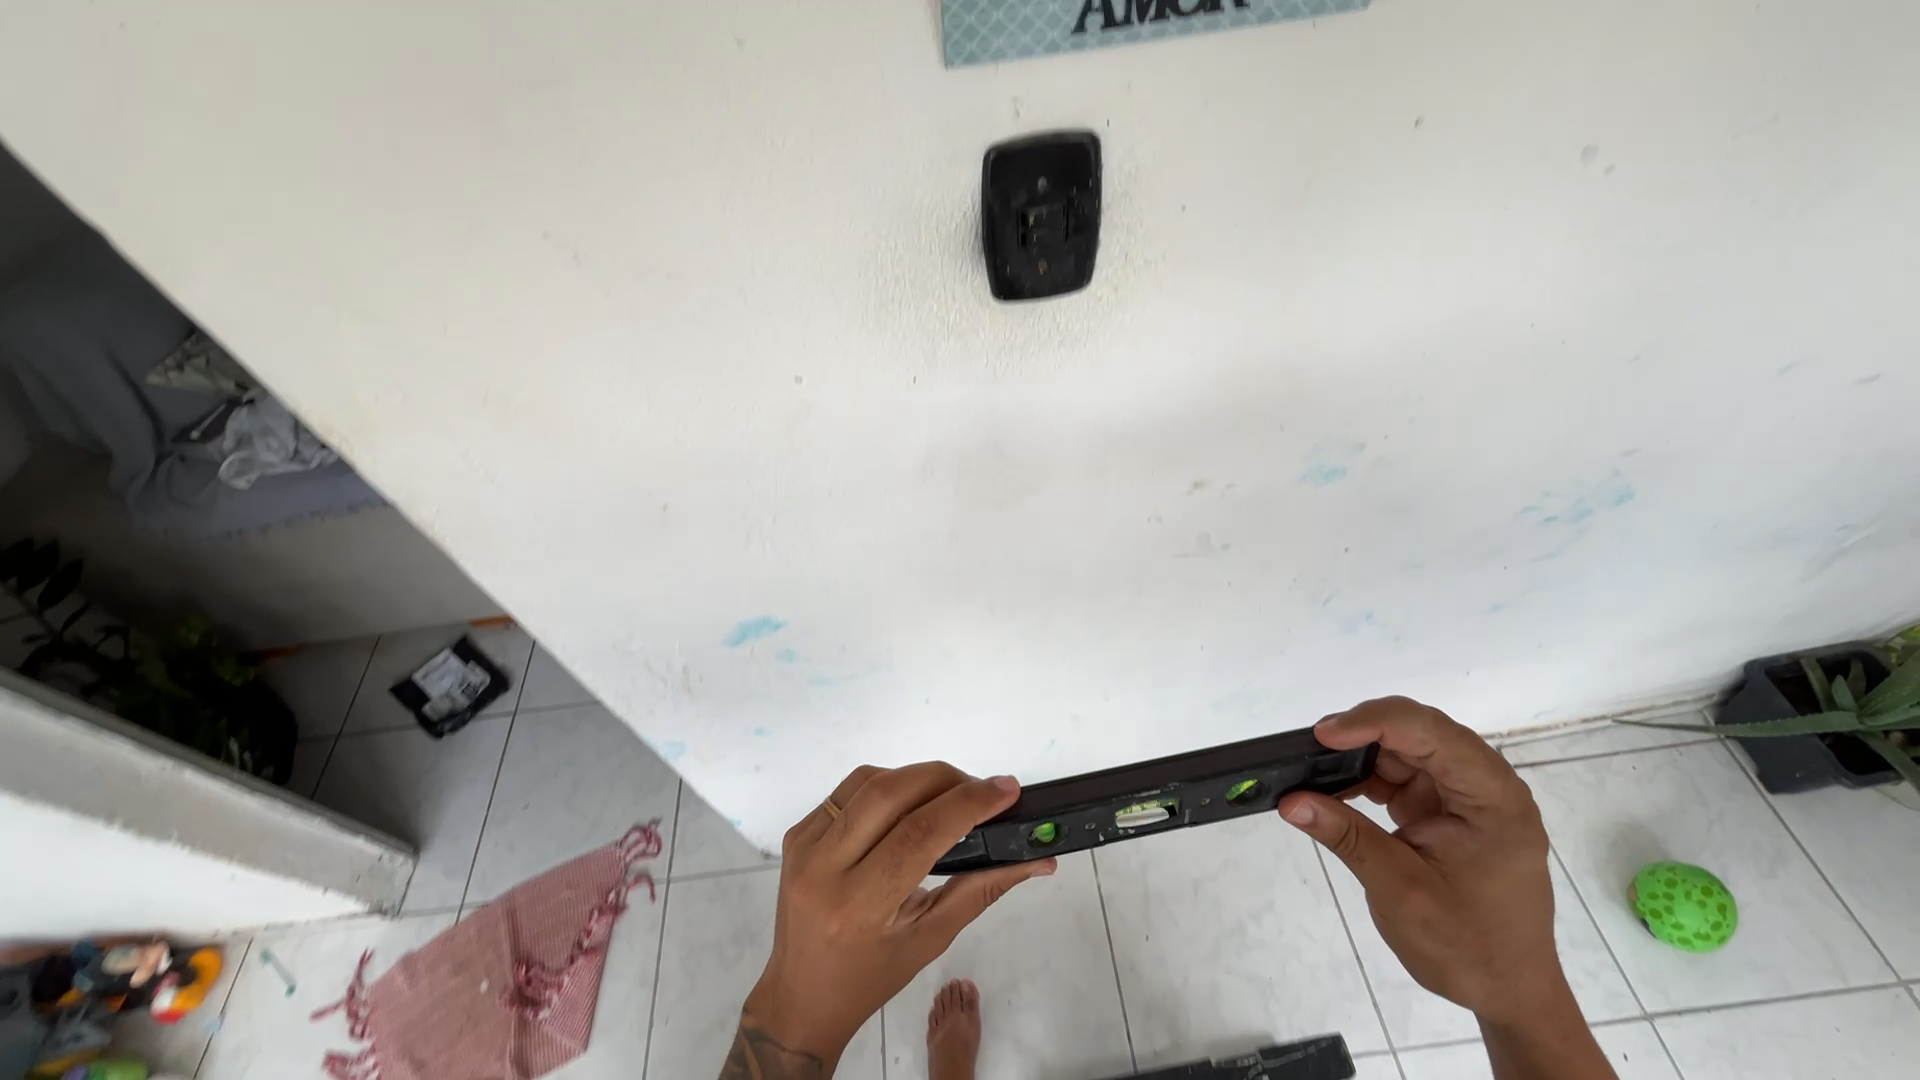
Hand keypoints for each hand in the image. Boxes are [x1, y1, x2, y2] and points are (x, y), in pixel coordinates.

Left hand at [724, 763, 1056, 1078]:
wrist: (801, 994)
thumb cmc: (872, 975)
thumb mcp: (932, 938)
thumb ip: (983, 889)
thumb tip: (1037, 859)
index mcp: (859, 906)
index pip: (920, 834)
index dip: (967, 804)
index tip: (1006, 788)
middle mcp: (823, 868)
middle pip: (890, 793)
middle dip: (945, 779)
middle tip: (981, 788)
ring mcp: (804, 846)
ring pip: (869, 781)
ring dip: (916, 777)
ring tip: (950, 795)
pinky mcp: (797, 833)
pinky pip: (848, 790)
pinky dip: (886, 786)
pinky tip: (909, 803)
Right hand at [1277, 697, 1561, 1023]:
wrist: (1507, 994)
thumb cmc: (1468, 946)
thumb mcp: (1400, 890)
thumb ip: (1346, 836)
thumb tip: (1290, 800)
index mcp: (1492, 798)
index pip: (1431, 732)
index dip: (1374, 722)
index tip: (1322, 736)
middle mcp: (1483, 786)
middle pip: (1418, 732)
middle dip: (1361, 734)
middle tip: (1308, 750)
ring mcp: (1463, 797)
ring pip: (1403, 750)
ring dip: (1358, 758)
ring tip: (1312, 771)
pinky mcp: (1443, 811)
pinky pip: (1398, 777)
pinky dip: (1363, 780)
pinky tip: (1332, 793)